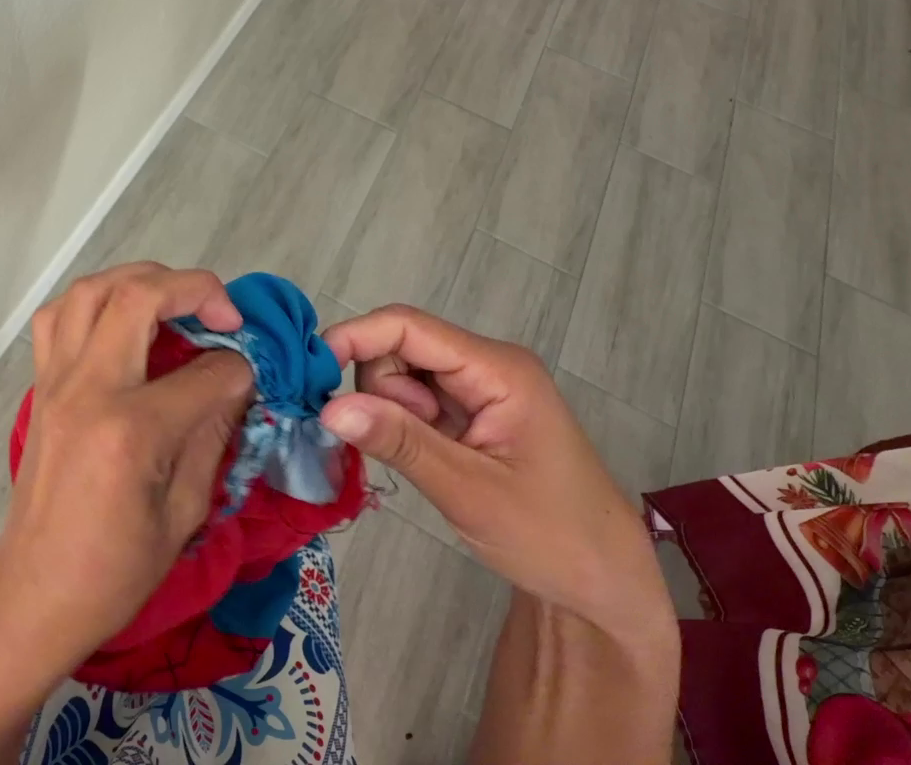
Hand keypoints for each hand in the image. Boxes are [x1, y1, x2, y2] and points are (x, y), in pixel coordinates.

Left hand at [0, 262, 253, 680]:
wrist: (38, 587)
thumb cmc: (117, 568)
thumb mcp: (186, 512)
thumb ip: (213, 433)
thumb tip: (235, 381)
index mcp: (131, 431)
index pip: (204, 370)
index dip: (240, 366)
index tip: (251, 374)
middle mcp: (88, 390)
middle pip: (136, 296)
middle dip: (192, 287)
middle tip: (224, 311)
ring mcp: (55, 382)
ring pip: (88, 290)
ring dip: (138, 279)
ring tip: (174, 301)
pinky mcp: (40, 386)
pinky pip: (58, 317)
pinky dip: (93, 301)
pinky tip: (122, 321)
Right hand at [318, 305, 671, 644]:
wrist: (602, 584)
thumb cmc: (552, 536)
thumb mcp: (470, 491)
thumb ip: (399, 442)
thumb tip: (328, 408)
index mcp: (497, 369)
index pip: (407, 326)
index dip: (352, 338)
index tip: (308, 377)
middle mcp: (483, 366)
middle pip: (395, 348)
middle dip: (378, 393)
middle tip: (409, 448)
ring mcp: (474, 390)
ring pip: (396, 376)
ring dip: (389, 415)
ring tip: (429, 463)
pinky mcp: (464, 415)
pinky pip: (409, 402)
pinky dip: (397, 427)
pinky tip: (423, 460)